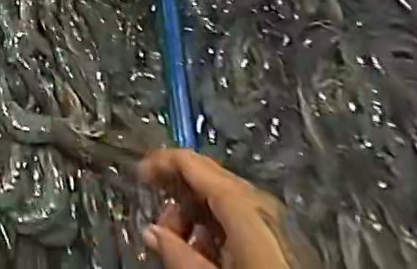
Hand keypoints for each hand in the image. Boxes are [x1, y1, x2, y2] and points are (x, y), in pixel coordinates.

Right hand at [139, 149, 292, 268]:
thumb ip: (178, 253)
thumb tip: (151, 232)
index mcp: (239, 200)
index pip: (190, 161)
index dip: (160, 162)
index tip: (139, 174)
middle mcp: (256, 198)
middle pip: (205, 178)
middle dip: (176, 198)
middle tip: (159, 228)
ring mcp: (270, 215)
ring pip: (220, 198)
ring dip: (194, 217)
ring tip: (182, 249)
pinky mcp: (277, 233)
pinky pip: (237, 216)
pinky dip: (215, 228)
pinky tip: (207, 255)